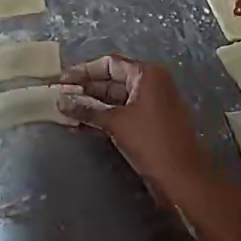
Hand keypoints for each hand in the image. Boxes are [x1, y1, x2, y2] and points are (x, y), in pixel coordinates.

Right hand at [58, 55, 207, 192]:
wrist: (181, 176)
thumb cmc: (150, 141)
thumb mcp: (115, 122)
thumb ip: (86, 109)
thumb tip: (60, 101)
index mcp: (146, 74)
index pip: (109, 63)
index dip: (84, 70)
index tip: (62, 80)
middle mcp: (150, 84)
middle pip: (111, 80)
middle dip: (84, 90)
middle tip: (59, 97)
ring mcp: (150, 104)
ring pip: (114, 100)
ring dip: (90, 106)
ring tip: (63, 112)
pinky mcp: (148, 123)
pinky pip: (120, 114)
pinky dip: (102, 118)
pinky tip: (78, 126)